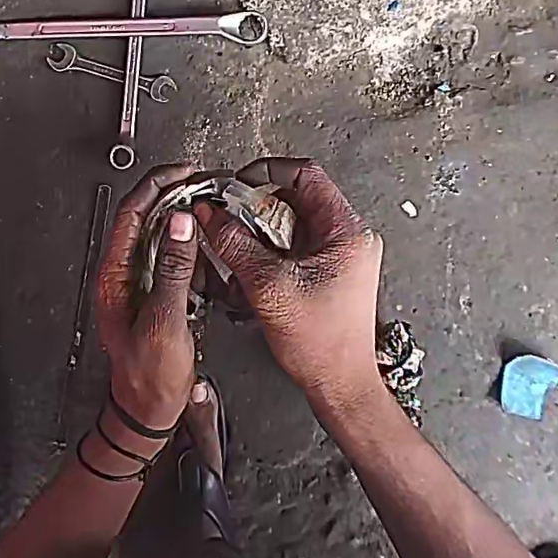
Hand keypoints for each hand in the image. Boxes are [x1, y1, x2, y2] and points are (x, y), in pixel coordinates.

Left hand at [93, 164, 202, 432]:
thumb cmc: (148, 374)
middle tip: (200, 181)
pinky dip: (185, 239)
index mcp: (115, 275)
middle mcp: (123, 272)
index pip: (132, 213)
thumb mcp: (164, 320)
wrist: (147, 409)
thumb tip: (180, 223)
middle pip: (143, 217)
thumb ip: (172, 269)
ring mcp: (138, 281)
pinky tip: (201, 237)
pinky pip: (168, 254)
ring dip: (179, 213)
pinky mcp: (154, 291)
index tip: (183, 173)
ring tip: (204, 200)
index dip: (157, 186)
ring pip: (156, 233)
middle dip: (171, 193)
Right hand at [195, 159, 383, 410]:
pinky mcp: (328, 270)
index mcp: (346, 231)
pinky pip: (293, 243)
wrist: (340, 385)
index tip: (239, 183)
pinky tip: (249, 261)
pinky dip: (268, 246)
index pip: (307, 175)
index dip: (268, 172)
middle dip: (257, 203)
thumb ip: (235, 244)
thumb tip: (209, 214)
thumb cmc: (322, 344)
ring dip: (260, 226)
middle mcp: (347, 237)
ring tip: (236, 238)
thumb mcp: (268, 286)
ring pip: (292, 221)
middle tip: (229, 212)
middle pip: (297, 197)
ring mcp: (339, 254)